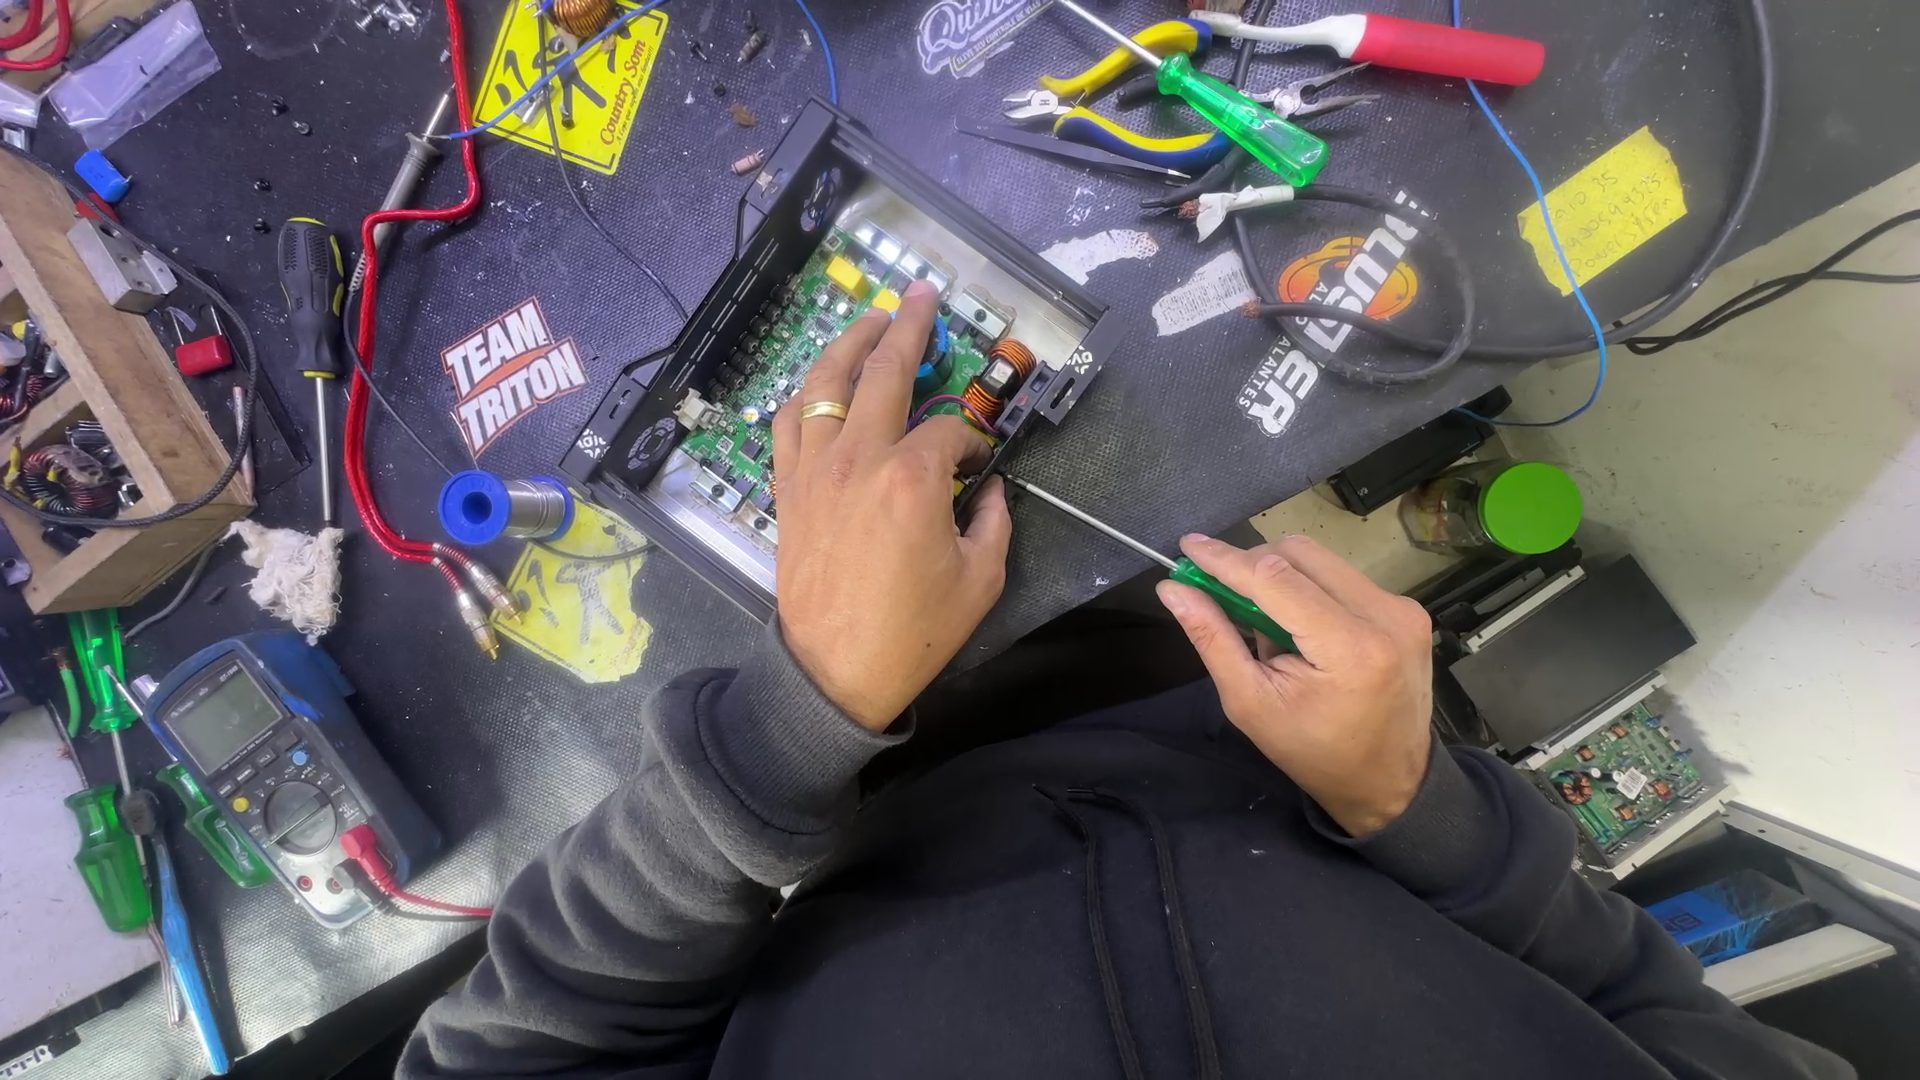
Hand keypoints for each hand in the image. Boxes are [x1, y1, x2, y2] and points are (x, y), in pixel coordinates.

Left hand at [771, 281, 1010, 730]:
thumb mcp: (982, 580)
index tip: (981, 464)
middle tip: (923, 293)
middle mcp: (860, 456)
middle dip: (910, 326)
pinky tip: (818, 384)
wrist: (834, 672)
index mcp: (914, 478)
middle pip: (884, 370)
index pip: (953, 431)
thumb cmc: (913, 632)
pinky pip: (789, 422)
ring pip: (825, 382)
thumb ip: (994, 522)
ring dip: (850, 343)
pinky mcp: (789, 487)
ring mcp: (815, 468)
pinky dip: (805, 394)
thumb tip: (988, 490)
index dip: (975, 441)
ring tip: (871, 321)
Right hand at [1156, 534, 1433, 835]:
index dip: (1226, 558)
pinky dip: (1304, 589)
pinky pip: (1338, 576)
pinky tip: (1295, 627)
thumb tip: (1172, 589)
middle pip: (1298, 554)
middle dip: (1249, 564)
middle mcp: (1384, 616)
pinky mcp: (1404, 610)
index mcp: (1350, 647)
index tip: (1187, 546)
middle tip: (1217, 590)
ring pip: (1319, 560)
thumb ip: (1211, 638)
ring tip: (1262, 622)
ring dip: (1277, 576)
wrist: (1389, 782)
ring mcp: (1401, 609)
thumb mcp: (1249, 702)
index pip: (1275, 577)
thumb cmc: (1312, 751)